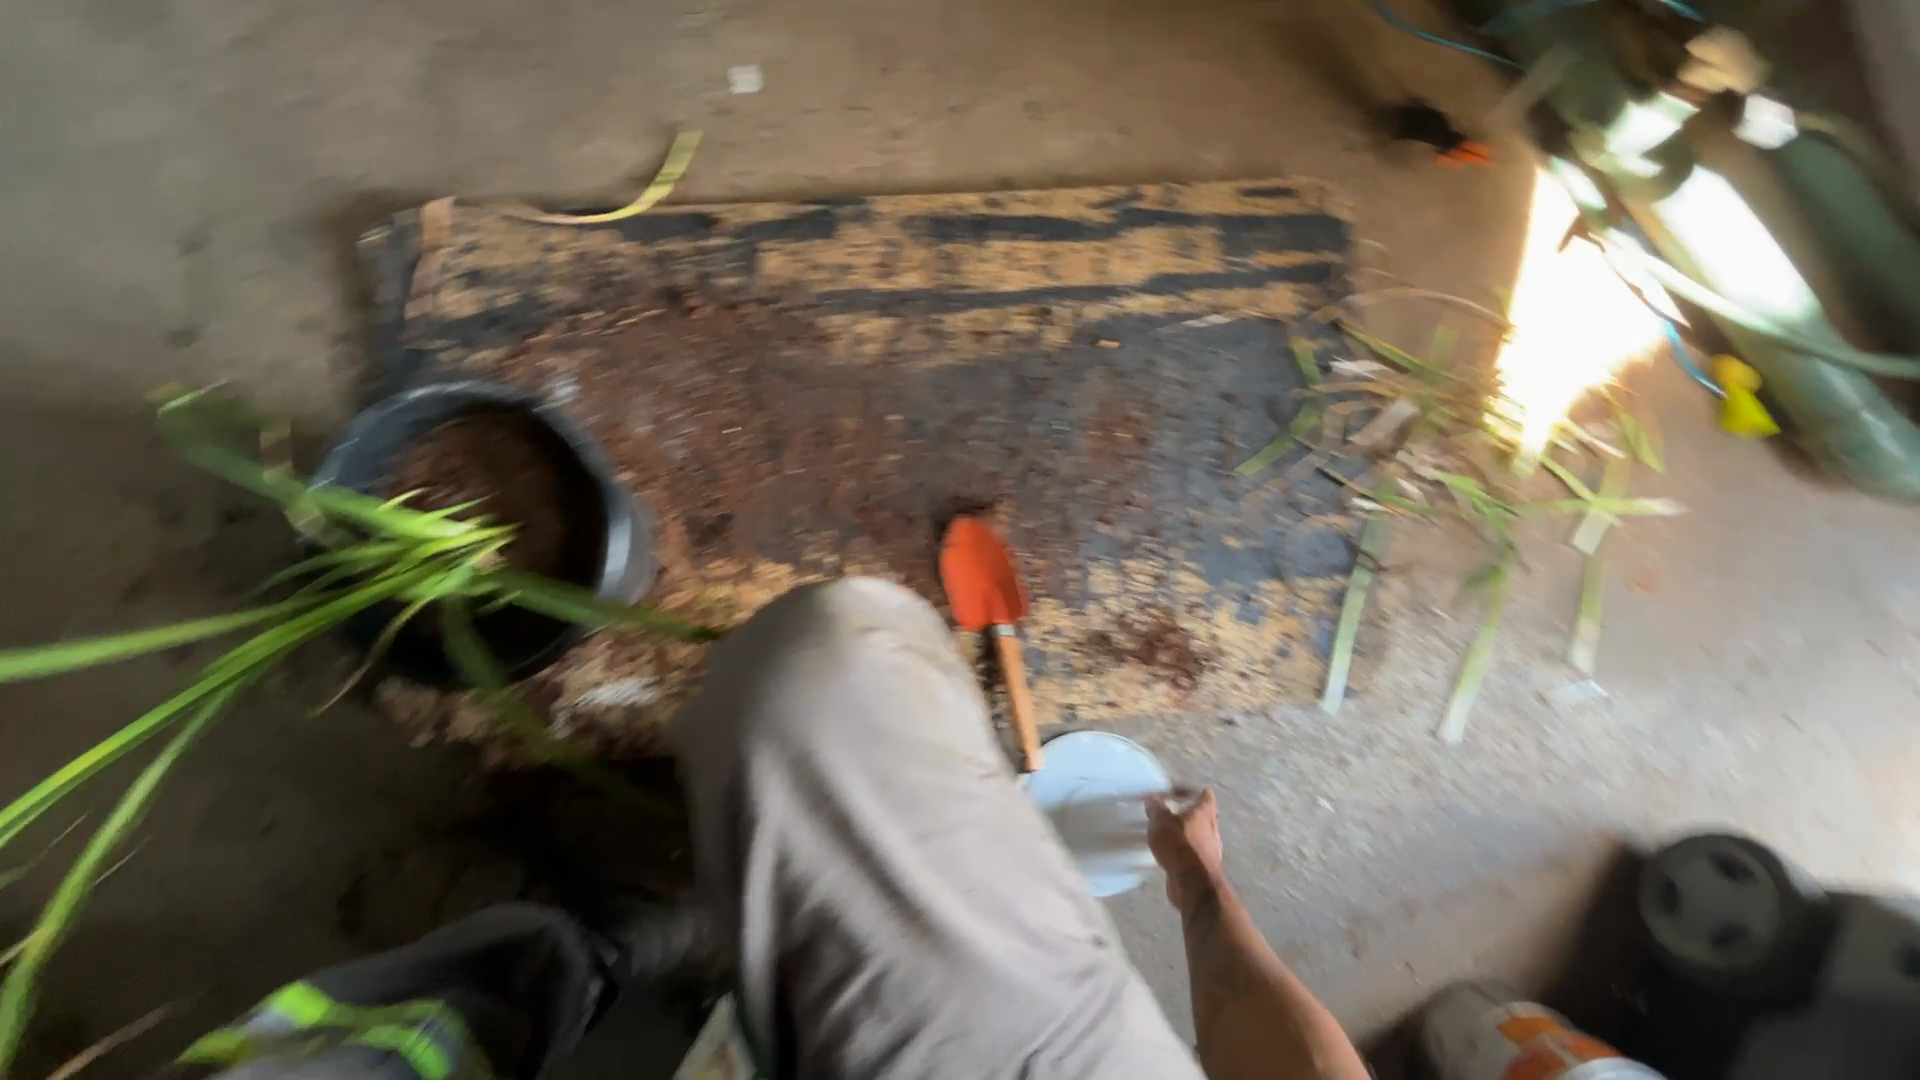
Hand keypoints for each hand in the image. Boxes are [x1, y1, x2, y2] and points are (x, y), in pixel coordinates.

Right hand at [1146, 788, 1224, 912]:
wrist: (1192, 883)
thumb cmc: (1179, 844)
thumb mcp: (1161, 821)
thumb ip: (1156, 809)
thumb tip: (1151, 799)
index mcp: (1204, 814)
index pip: (1206, 798)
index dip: (1198, 794)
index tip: (1189, 793)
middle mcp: (1212, 830)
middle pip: (1206, 818)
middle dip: (1193, 816)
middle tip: (1176, 814)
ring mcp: (1211, 851)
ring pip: (1200, 838)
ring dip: (1188, 836)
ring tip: (1171, 836)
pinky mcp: (1204, 868)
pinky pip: (1193, 855)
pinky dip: (1185, 853)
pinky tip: (1172, 855)